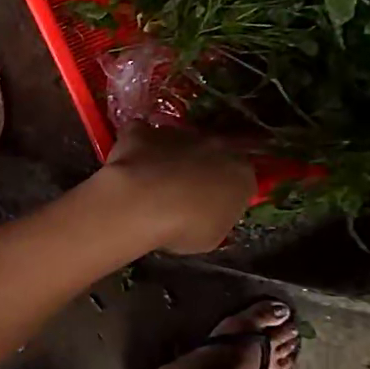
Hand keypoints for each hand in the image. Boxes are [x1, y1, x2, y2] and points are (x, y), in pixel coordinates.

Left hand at [100, 122, 256, 253]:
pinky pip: (140, 136)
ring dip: (168, 157)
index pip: (240, 178)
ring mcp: (177, 134)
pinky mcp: (143, 132)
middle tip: (180, 194)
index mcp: (240, 173)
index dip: (224, 191)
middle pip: (210, 154)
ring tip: (149, 184)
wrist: (145, 204)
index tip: (211, 207)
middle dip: (198, 169)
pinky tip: (128, 165)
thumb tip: (208, 213)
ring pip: (176, 141)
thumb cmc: (186, 228)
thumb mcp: (212, 236)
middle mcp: (214, 145)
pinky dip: (136, 147)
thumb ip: (216, 217)